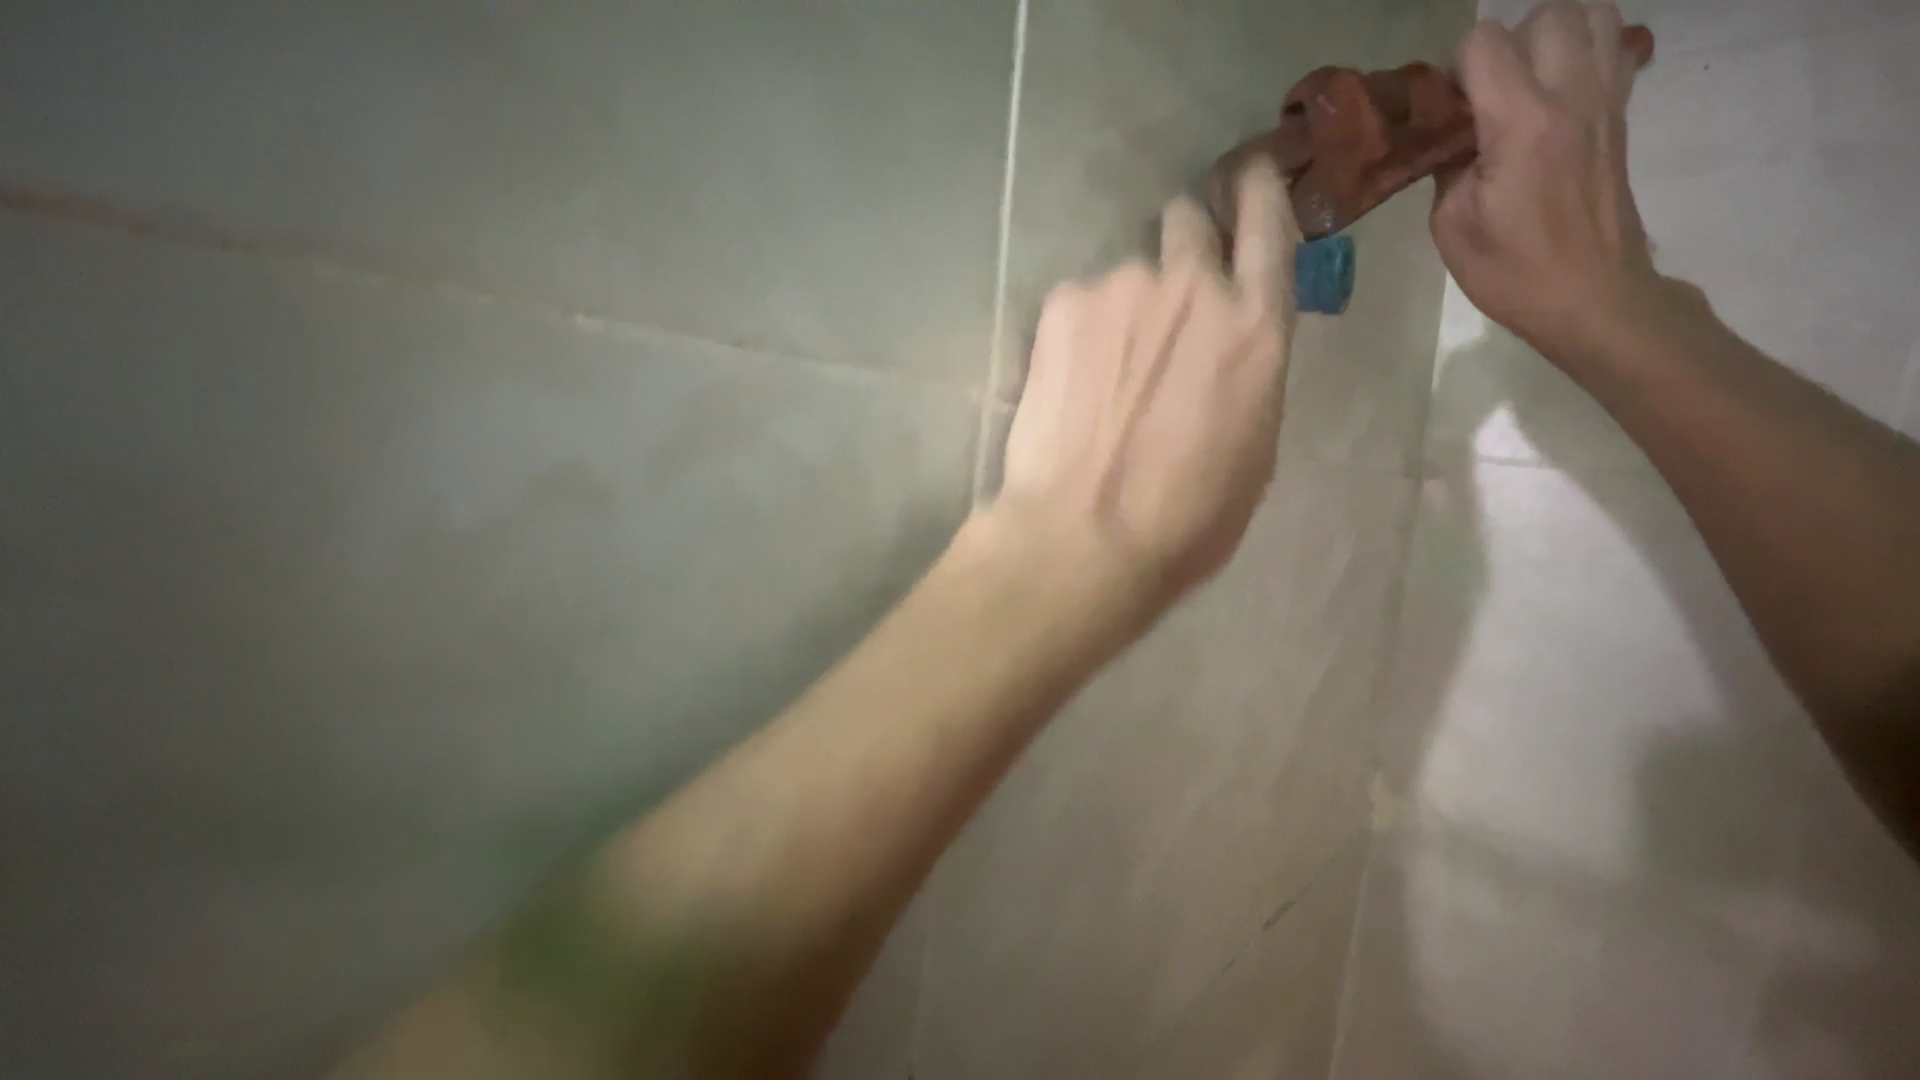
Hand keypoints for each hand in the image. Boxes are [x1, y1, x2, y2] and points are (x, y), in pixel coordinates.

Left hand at [983, 161, 1299, 610]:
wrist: (1084, 535)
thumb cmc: (1187, 516)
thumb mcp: (1254, 448)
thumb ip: (1248, 371)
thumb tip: (1228, 346)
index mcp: (1256, 325)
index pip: (1266, 218)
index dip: (1255, 190)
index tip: (1246, 180)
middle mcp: (1193, 286)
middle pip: (1186, 218)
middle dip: (1182, 244)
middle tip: (1164, 300)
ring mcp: (1121, 289)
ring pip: (1127, 272)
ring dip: (1125, 304)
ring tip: (1106, 372)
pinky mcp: (1062, 307)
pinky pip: (1079, 302)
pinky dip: (1079, 330)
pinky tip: (1071, 382)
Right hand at [1431, 1, 1660, 354]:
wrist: (1590, 294)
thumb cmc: (1510, 269)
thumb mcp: (1451, 224)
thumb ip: (1448, 164)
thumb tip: (1451, 135)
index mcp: (1520, 124)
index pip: (1484, 43)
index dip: (1453, 70)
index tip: (1446, 112)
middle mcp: (1571, 95)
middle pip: (1546, 14)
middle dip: (1506, 43)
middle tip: (1485, 94)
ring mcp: (1606, 100)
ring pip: (1592, 15)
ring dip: (1551, 37)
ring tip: (1523, 83)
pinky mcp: (1621, 113)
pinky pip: (1613, 48)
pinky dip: (1584, 53)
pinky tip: (1556, 94)